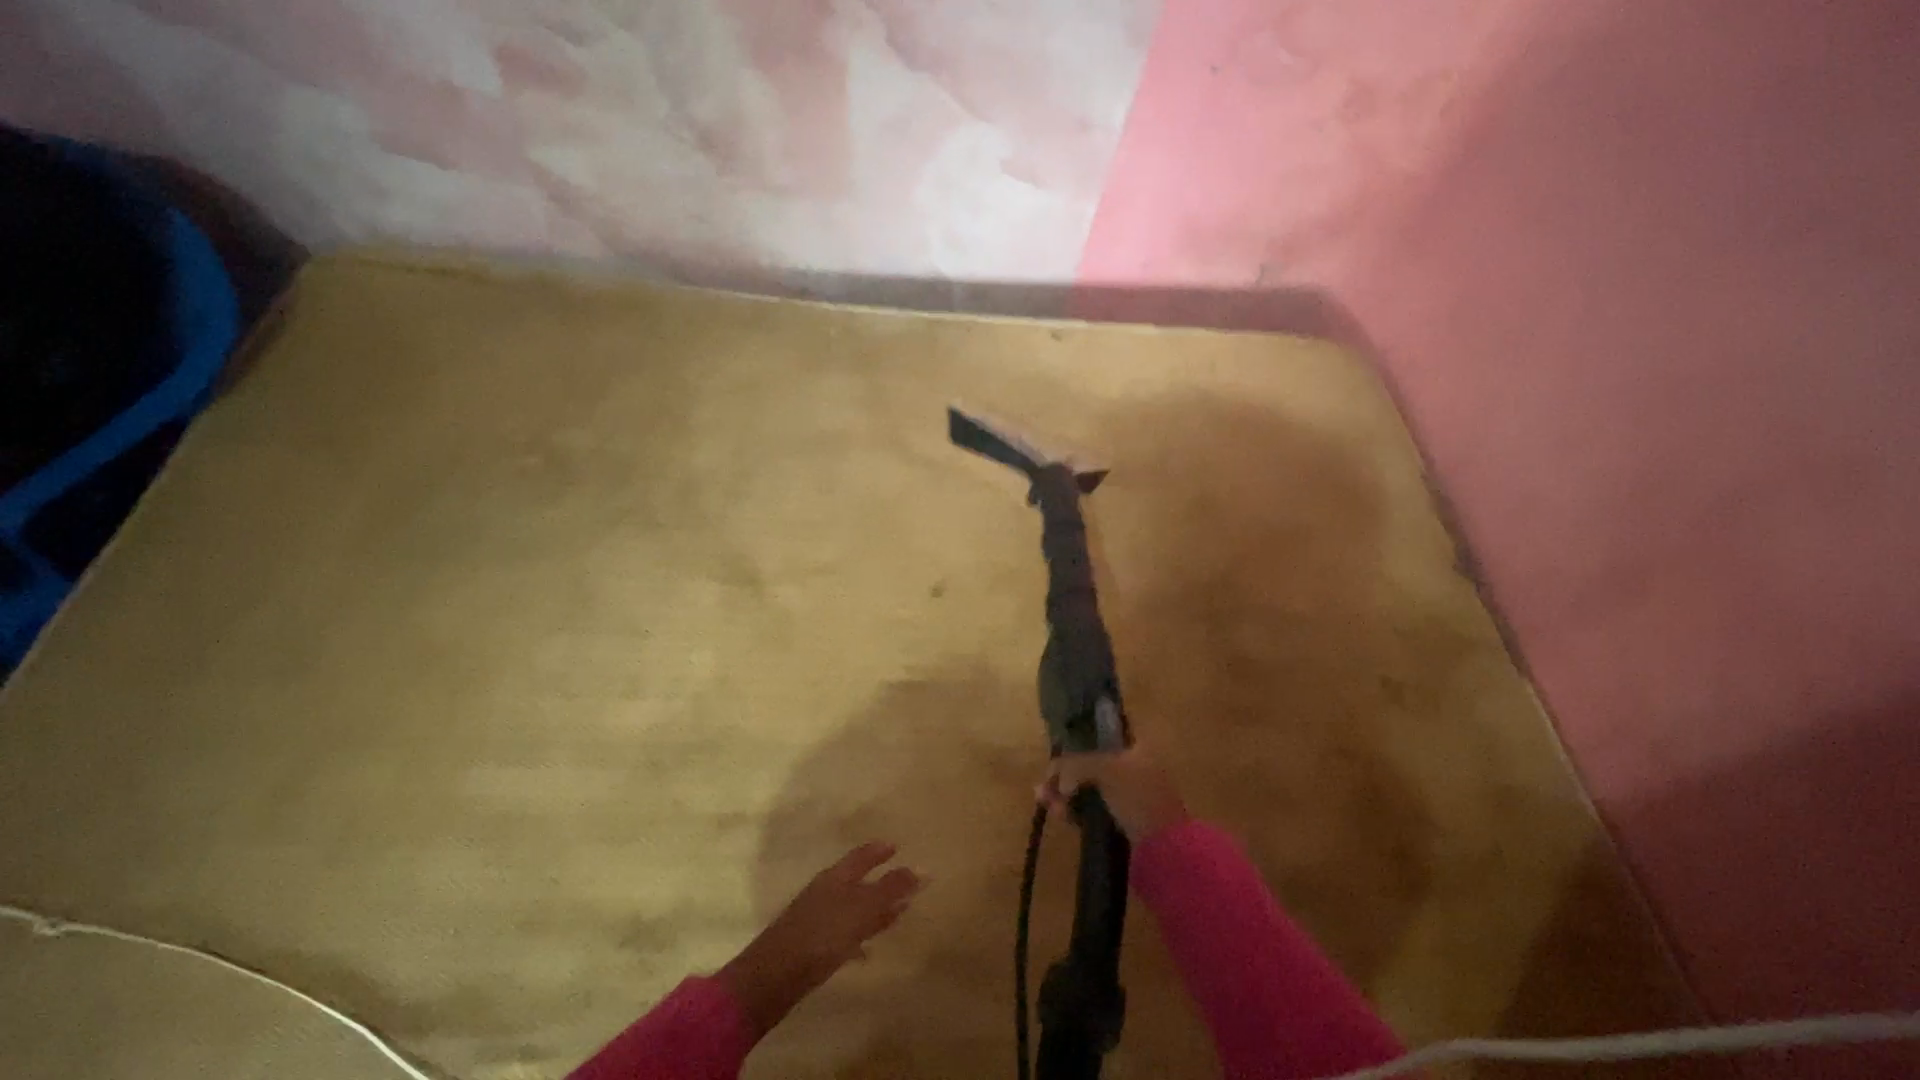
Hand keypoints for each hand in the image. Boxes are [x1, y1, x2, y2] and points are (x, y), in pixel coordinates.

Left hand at [717, 841, 921, 1040]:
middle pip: (856, 881)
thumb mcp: (860, 909)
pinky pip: (844, 935)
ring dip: (873, 910)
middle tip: (905, 880)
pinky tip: (868, 951)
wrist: (774, 977)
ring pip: (851, 909)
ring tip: (897, 913)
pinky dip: (860, 937)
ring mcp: (817, 920)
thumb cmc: (821, 935)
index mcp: (835, 878)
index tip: (896, 845)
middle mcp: (825, 894)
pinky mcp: (813, 947)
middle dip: (880, 881)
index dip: (878, 850)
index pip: (861, 856)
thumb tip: (922, 869)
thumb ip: (890, 889)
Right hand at [1038, 745, 1190, 841]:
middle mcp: (1133, 768)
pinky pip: (1090, 810)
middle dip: (1065, 770)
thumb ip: (1076, 765)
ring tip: (1044, 799)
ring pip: (1087, 787)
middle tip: (1045, 781)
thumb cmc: (1139, 798)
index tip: (1062, 743)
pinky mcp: (1119, 822)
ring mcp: (1126, 797)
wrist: (1163, 849)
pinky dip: (1073, 810)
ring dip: (1064, 791)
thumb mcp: (1107, 770)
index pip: (1109, 731)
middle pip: (1091, 762)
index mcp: (1139, 749)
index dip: (1084, 734)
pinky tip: (1056, 813)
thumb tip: (1056, 779)